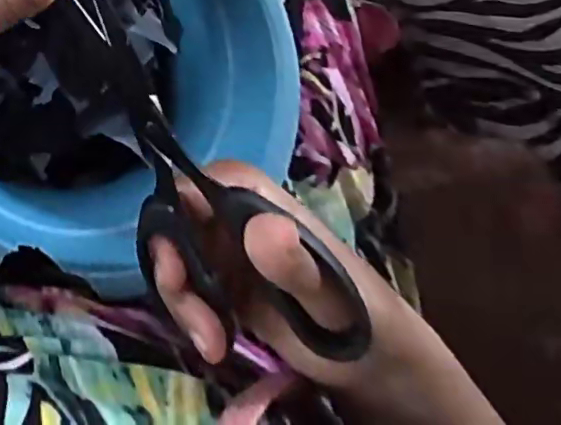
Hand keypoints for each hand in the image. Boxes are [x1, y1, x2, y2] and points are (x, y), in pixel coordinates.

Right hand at [150, 162, 496, 423]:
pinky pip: (189, 288)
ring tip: (211, 344)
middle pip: (178, 219)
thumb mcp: (335, 301)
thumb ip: (297, 267)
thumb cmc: (368, 326)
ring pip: (177, 255)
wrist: (388, 380)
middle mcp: (236, 219)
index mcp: (261, 202)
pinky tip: (215, 346)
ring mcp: (229, 253)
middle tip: (190, 313)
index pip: (200, 180)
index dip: (176, 208)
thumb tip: (260, 226)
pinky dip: (191, 315)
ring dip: (181, 297)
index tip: (177, 258)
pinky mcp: (226, 288)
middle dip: (171, 264)